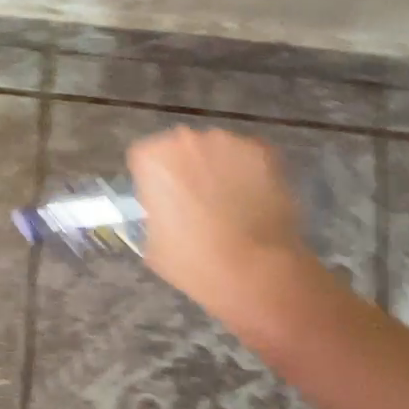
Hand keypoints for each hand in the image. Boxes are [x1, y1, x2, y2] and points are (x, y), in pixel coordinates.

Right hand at [127, 125, 314, 318]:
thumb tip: (165, 210)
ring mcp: (229, 142)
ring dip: (216, 168)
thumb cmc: (192, 261)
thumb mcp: (152, 242)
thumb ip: (154, 213)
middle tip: (194, 200)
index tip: (161, 199)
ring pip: (215, 149)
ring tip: (227, 202)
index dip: (152, 179)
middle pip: (179, 147)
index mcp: (152, 159)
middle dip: (185, 168)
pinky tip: (251, 199)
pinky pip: (246, 157)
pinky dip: (246, 172)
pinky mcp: (265, 151)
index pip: (143, 157)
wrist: (254, 268)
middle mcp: (187, 140)